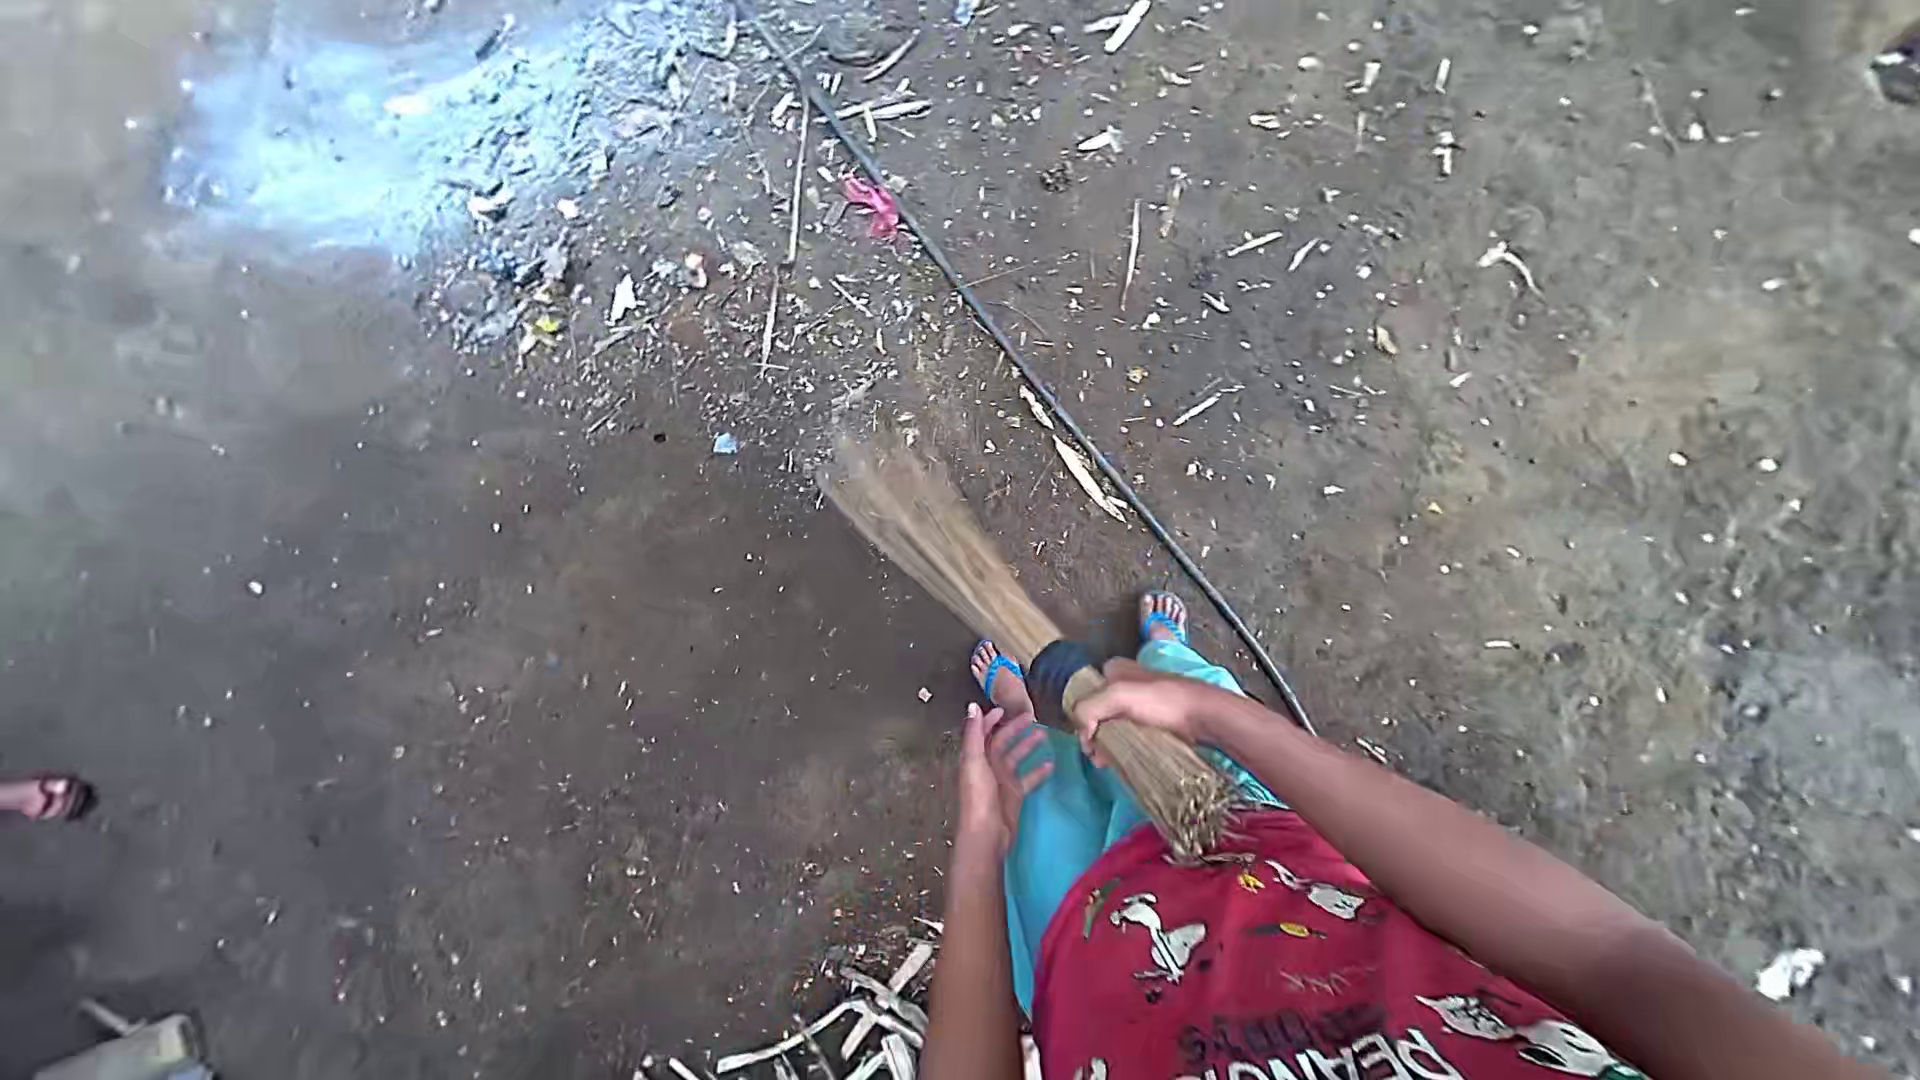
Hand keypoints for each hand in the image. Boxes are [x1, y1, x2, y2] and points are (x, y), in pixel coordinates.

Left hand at [956, 703, 1053, 856]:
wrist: (987, 833)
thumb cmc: (978, 795)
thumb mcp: (974, 760)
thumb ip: (973, 733)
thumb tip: (972, 706)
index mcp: (975, 756)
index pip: (982, 732)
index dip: (991, 720)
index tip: (1004, 709)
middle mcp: (988, 765)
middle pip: (1002, 741)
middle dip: (1014, 728)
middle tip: (1032, 717)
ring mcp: (1002, 780)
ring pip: (1017, 757)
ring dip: (1028, 745)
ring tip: (1043, 734)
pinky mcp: (1015, 794)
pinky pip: (1028, 778)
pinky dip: (1038, 771)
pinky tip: (1051, 764)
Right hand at [1070, 658, 1235, 760]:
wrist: (1205, 716)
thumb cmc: (1162, 701)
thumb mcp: (1118, 695)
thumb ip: (1088, 708)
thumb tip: (1081, 732)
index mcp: (1114, 669)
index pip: (1084, 693)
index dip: (1081, 716)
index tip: (1087, 738)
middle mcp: (1124, 682)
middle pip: (1096, 710)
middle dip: (1092, 734)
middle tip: (1097, 755)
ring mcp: (1139, 702)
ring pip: (1112, 724)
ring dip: (1105, 743)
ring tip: (1106, 762)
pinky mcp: (1152, 720)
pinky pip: (1128, 733)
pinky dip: (1121, 746)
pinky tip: (1120, 761)